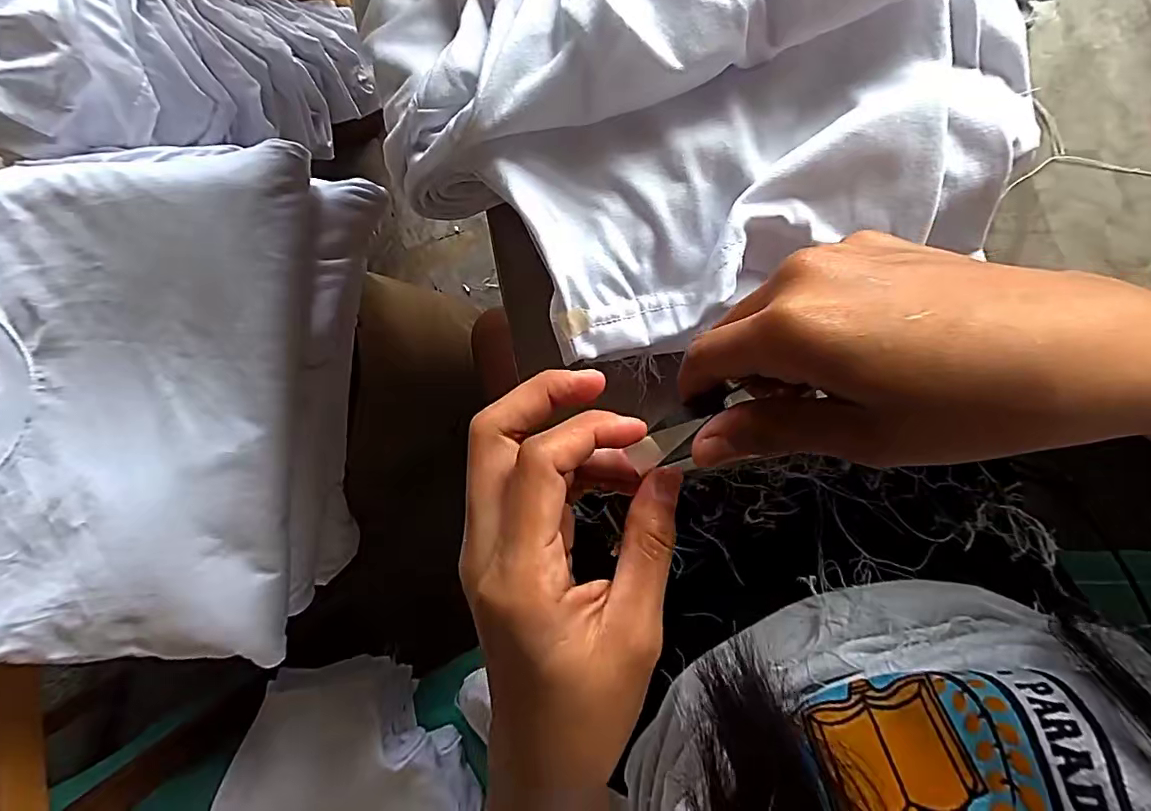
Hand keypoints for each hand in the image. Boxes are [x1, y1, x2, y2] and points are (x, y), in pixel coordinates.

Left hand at [460, 369, 681, 808]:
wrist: (541, 768)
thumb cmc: (589, 709)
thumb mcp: (635, 626)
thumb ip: (649, 539)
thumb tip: (666, 470)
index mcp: (514, 570)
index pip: (534, 461)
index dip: (588, 430)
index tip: (641, 434)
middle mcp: (484, 549)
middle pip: (487, 436)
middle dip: (541, 395)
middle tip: (597, 383)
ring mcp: (484, 550)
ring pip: (499, 454)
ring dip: (559, 432)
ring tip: (626, 452)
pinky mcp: (498, 554)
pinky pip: (521, 484)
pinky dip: (563, 464)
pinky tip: (610, 479)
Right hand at [678, 231, 1150, 467]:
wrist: (1075, 343)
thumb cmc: (967, 409)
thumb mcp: (865, 434)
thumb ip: (773, 429)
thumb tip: (702, 443)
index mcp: (789, 321)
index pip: (706, 356)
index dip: (699, 396)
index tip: (715, 429)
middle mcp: (803, 270)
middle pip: (738, 325)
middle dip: (743, 373)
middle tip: (793, 419)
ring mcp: (845, 247)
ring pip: (779, 301)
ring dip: (782, 344)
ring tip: (842, 386)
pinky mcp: (882, 241)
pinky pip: (821, 283)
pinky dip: (818, 318)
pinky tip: (875, 346)